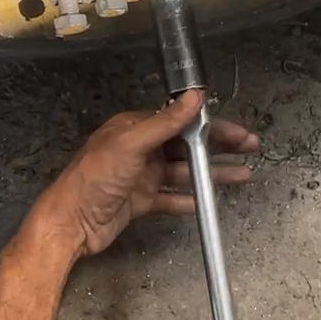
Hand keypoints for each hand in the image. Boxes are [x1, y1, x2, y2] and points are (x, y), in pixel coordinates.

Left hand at [31, 90, 257, 256]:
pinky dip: (188, 200)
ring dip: (211, 174)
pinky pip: (170, 198)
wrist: (71, 222)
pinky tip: (206, 202)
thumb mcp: (130, 144)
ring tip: (241, 175)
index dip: (210, 126)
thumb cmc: (93, 179)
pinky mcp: (140, 202)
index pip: (180, 122)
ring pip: (183, 172)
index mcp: (134, 129)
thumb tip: (193, 97)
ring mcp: (141, 177)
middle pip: (186, 145)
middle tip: (249, 148)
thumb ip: (164, 122)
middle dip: (218, 147)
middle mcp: (139, 150)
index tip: (236, 131)